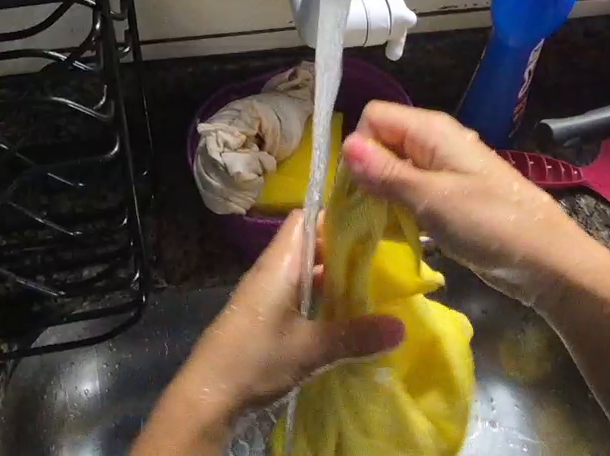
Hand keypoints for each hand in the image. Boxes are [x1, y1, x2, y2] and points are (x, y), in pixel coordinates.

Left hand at [183, 210, 406, 412]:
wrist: (208, 394)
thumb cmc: (256, 358)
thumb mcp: (310, 349)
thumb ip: (354, 336)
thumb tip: (401, 327)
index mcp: (281, 263)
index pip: (306, 219)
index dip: (334, 215)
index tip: (368, 222)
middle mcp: (272, 269)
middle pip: (308, 244)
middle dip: (341, 248)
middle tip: (379, 258)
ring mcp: (266, 292)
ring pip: (303, 270)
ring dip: (331, 276)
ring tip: (369, 286)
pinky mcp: (264, 313)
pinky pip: (296, 291)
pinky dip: (319, 296)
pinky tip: (341, 315)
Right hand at [342, 102, 609, 306]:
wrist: (550, 262)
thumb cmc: (491, 224)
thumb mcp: (432, 200)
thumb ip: (386, 173)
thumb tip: (345, 145)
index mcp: (431, 130)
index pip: (373, 117)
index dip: (359, 146)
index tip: (357, 187)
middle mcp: (434, 141)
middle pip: (382, 141)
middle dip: (366, 172)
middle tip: (362, 213)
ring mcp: (443, 169)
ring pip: (394, 168)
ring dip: (381, 194)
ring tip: (377, 227)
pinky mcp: (450, 195)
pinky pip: (411, 190)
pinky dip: (400, 207)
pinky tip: (399, 233)